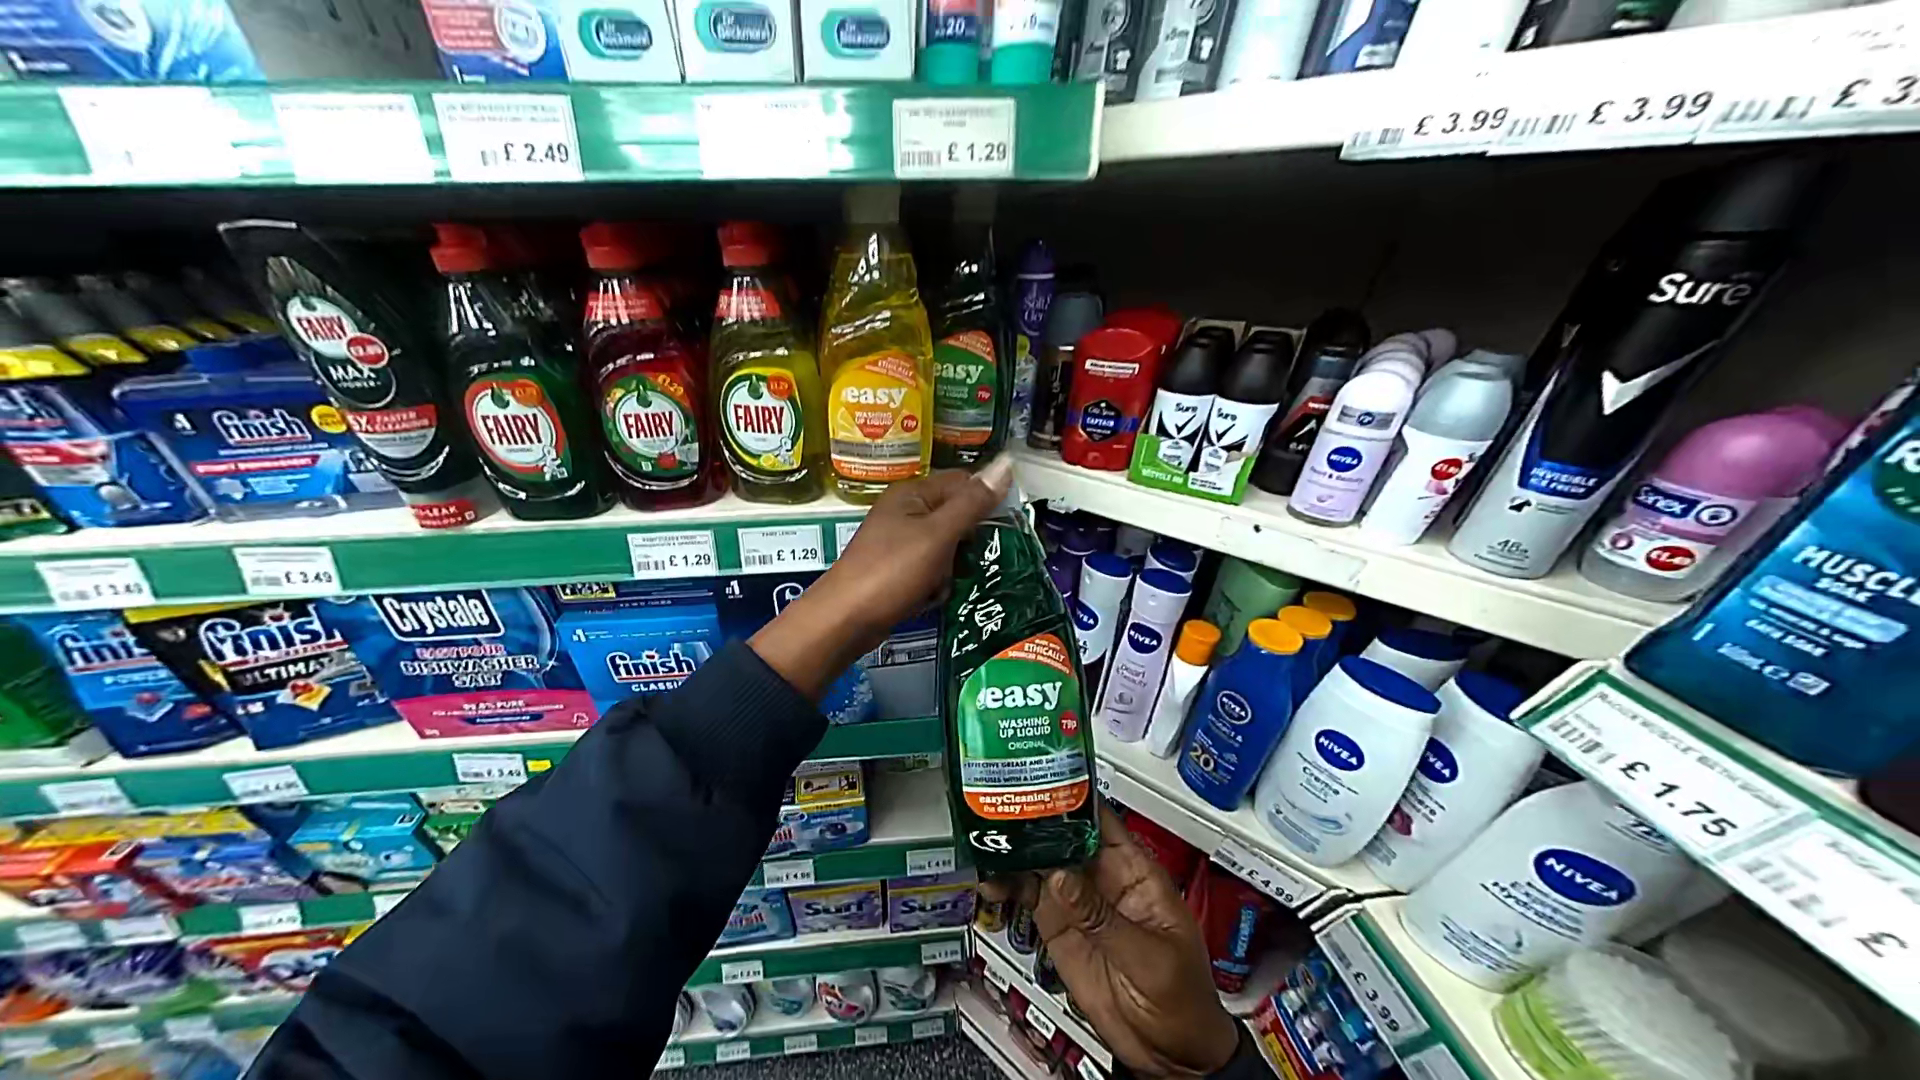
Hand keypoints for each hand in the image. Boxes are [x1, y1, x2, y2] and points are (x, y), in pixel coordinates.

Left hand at [749, 457, 1010, 697]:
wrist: (846, 620)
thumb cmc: (892, 571)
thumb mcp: (938, 535)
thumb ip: (973, 503)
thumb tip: (1006, 463)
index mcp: (912, 494)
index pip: (963, 482)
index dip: (985, 499)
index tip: (1004, 525)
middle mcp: (905, 512)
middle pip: (956, 516)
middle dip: (966, 542)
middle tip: (964, 561)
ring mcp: (900, 542)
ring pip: (947, 548)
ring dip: (951, 568)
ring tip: (940, 583)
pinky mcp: (898, 569)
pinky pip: (931, 570)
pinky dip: (934, 584)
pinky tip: (928, 598)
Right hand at [1002, 805, 1239, 1078]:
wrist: (1169, 1056)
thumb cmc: (1181, 1000)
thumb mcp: (1148, 958)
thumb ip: (1103, 918)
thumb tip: (1061, 878)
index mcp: (1133, 869)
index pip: (1101, 818)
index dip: (1074, 795)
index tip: (1044, 779)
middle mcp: (1100, 874)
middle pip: (1061, 832)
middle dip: (1033, 817)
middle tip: (1000, 807)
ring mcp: (1075, 898)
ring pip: (1038, 858)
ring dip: (1013, 848)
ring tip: (985, 841)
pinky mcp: (1057, 923)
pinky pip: (1027, 894)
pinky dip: (1005, 884)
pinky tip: (989, 882)